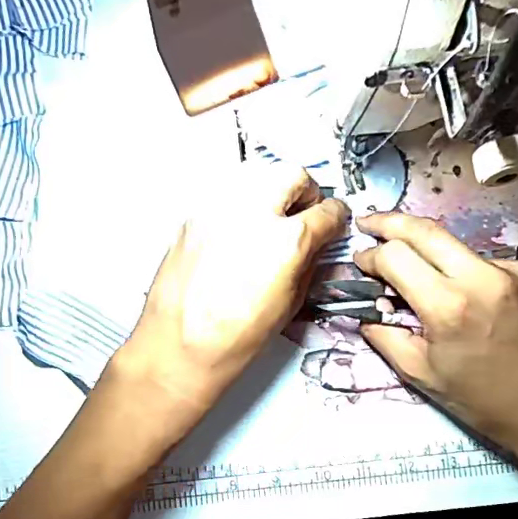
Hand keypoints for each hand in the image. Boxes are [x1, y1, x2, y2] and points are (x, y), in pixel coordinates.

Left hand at [111, 166, 347, 421]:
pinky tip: (242, 230)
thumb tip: (317, 245)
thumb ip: (310, 263)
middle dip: (306, 192)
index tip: (333, 222)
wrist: (181, 345)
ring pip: (258, 173)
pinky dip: (243, 203)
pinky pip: (229, 192)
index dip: (336, 218)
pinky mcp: (195, 214)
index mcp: (287, 241)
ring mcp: (219, 208)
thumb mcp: (291, 303)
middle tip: (305, 214)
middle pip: (293, 174)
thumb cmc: (233, 337)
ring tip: (272, 219)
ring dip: (273, 190)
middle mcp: (253, 214)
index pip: (328, 209)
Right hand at [353, 212, 517, 473]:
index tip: (363, 262)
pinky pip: (495, 264)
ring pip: (462, 250)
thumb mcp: (422, 375)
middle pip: (426, 230)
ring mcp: (517, 270)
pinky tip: (484, 304)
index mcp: (449, 307)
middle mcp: (484, 278)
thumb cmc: (482, 399)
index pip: (396, 256)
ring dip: (442, 261)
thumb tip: (367, 309)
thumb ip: (386, 336)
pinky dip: (480, 278)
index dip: (371, 256)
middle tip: (371, 223)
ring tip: (443, 292)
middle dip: (391, 223)